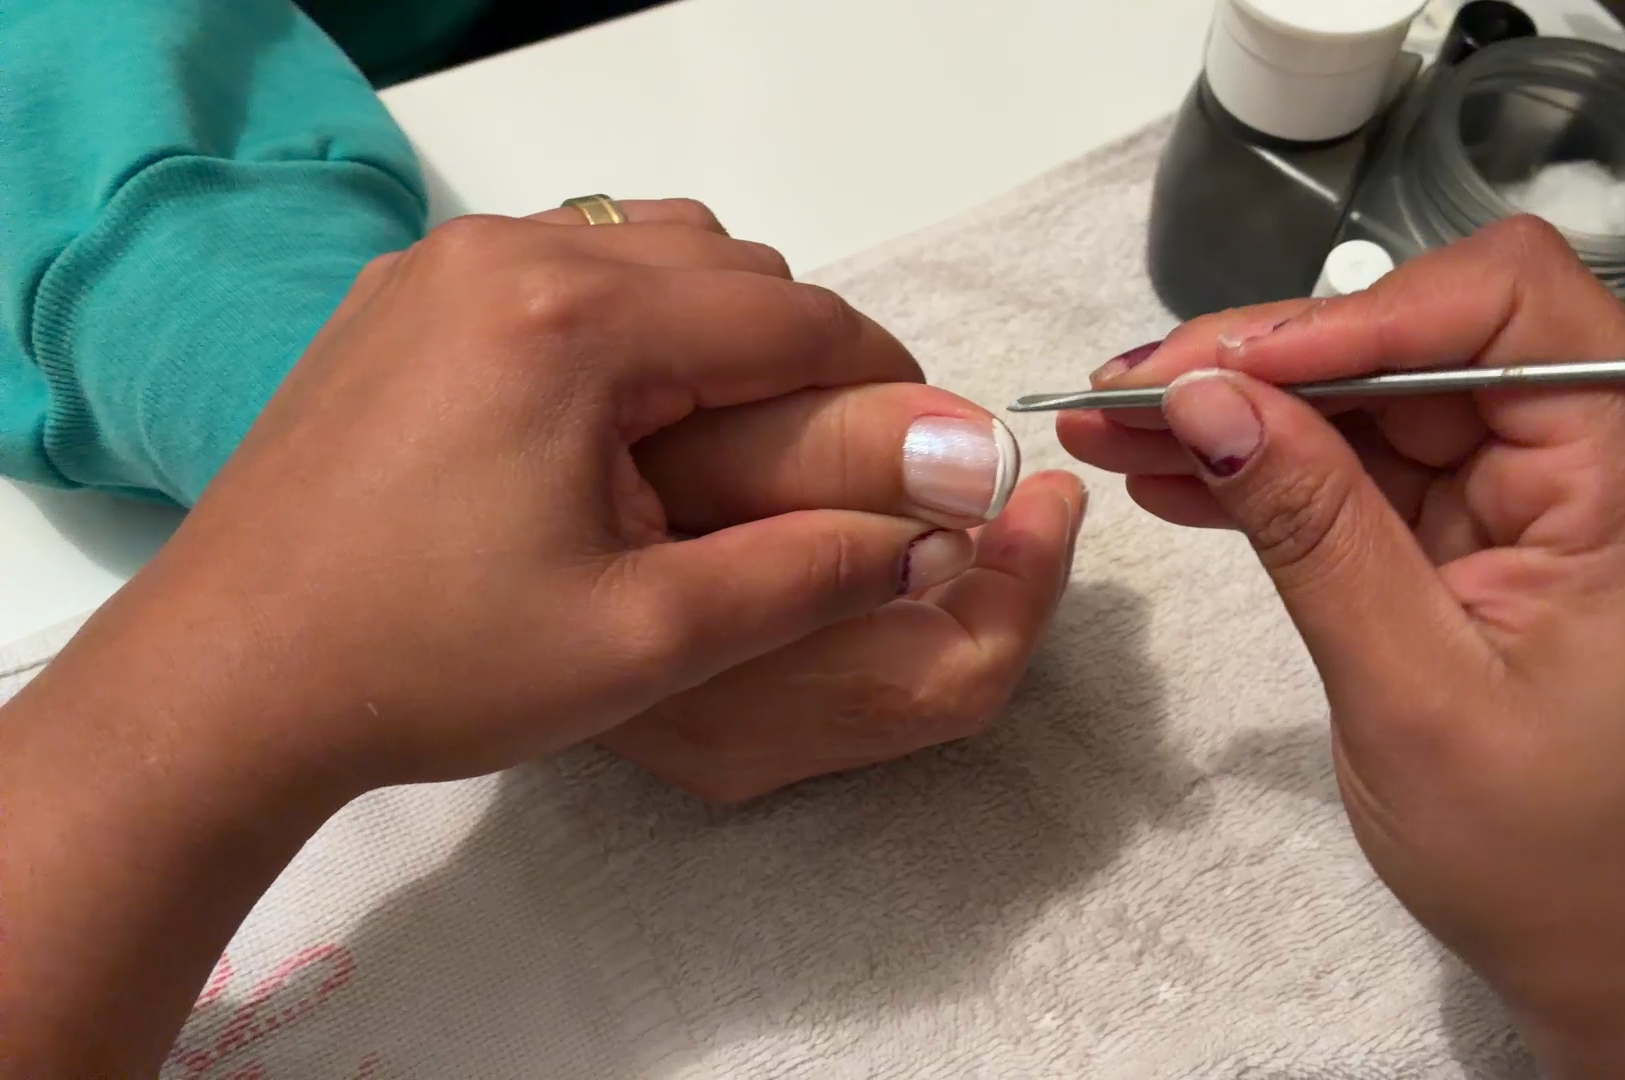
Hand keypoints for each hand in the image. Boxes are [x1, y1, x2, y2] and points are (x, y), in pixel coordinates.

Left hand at [84, 203, 994, 791]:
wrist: (230, 688)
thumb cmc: (446, 669)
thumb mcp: (658, 640)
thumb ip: (813, 578)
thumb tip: (936, 545)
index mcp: (579, 326)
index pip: (795, 316)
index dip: (881, 371)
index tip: (915, 437)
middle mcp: (512, 253)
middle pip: (736, 266)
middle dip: (809, 349)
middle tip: (824, 446)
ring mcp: (453, 262)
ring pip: (665, 250)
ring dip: (731, 326)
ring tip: (735, 427)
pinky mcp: (419, 292)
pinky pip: (588, 261)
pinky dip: (653, 316)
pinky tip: (639, 404)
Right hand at [1057, 218, 1624, 1075]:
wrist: (1589, 947)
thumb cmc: (1535, 849)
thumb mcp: (1408, 687)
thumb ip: (1310, 528)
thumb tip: (1205, 404)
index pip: (1498, 311)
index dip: (1346, 318)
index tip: (1210, 371)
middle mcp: (1571, 457)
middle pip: (1398, 348)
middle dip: (1249, 366)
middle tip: (1119, 394)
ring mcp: (1498, 494)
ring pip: (1347, 408)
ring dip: (1225, 416)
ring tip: (1108, 430)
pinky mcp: (1441, 531)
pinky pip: (1334, 475)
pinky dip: (1246, 475)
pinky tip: (1163, 481)